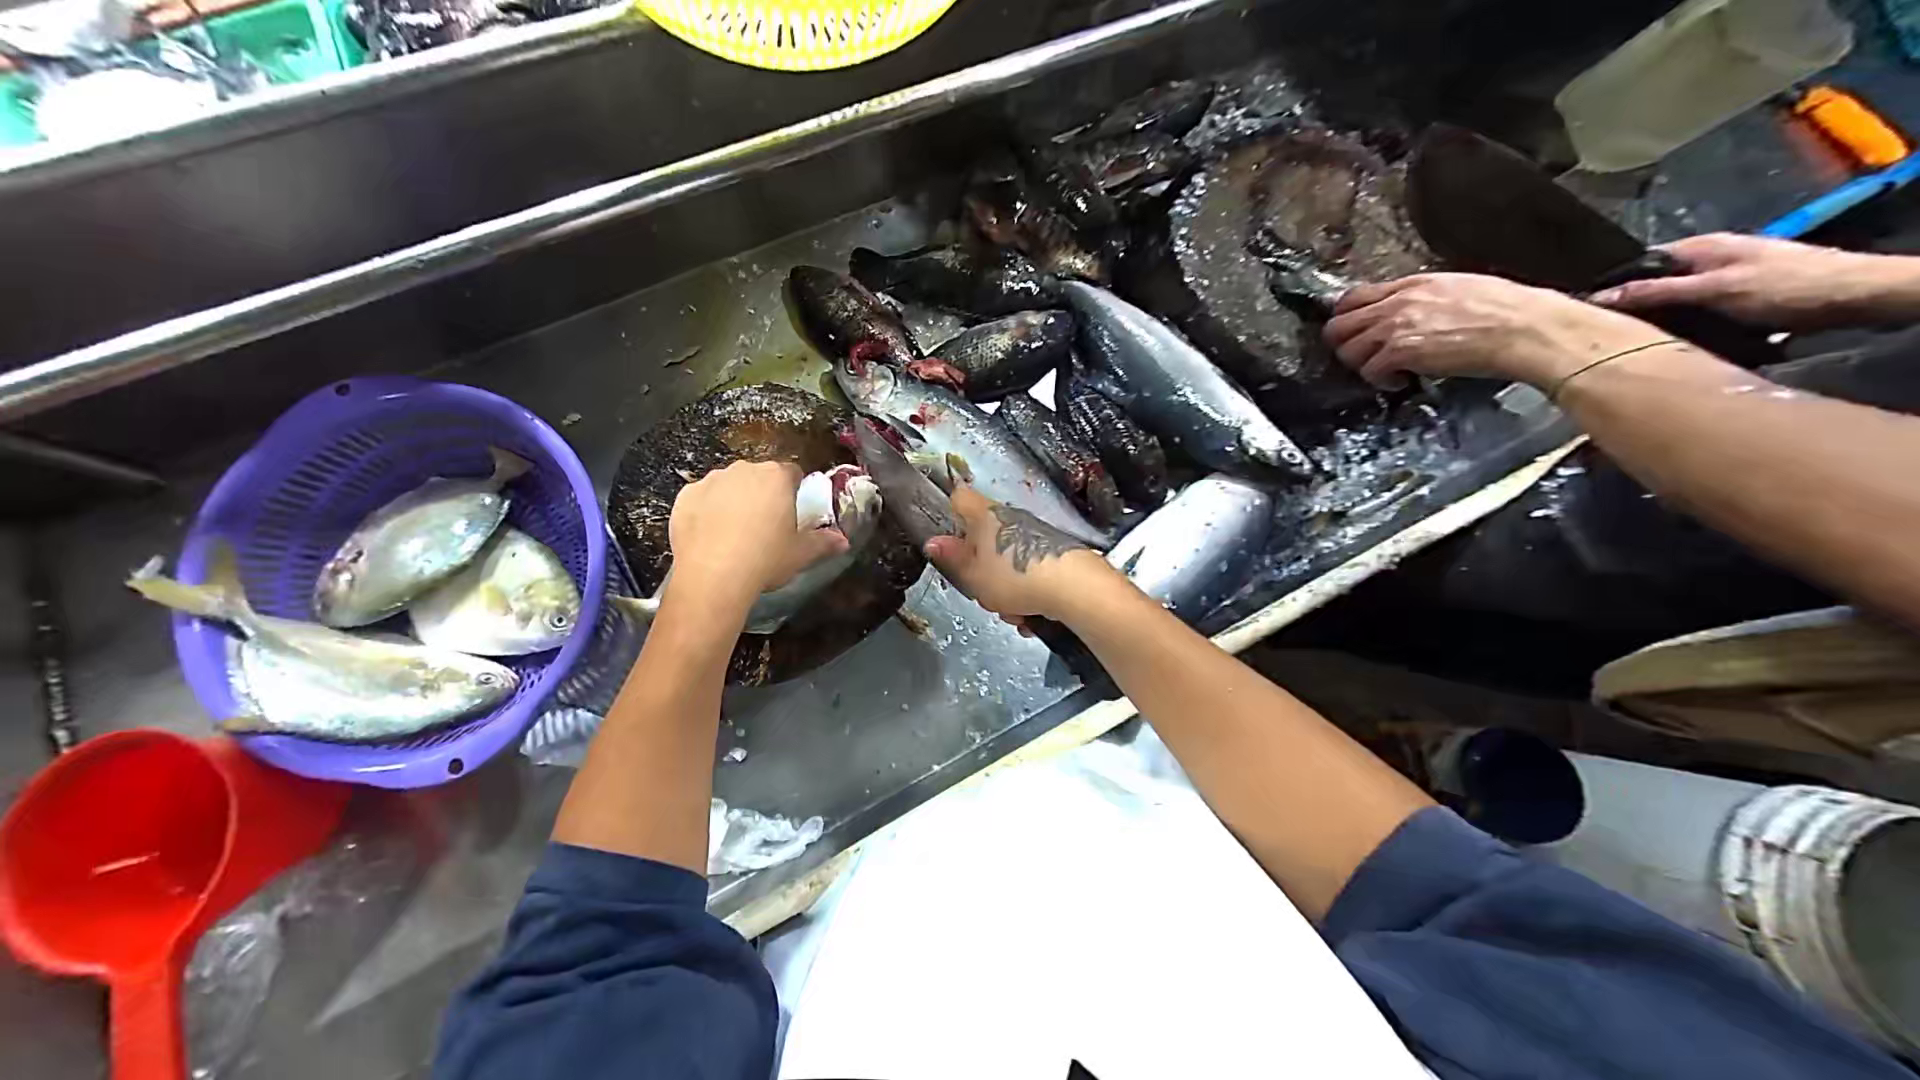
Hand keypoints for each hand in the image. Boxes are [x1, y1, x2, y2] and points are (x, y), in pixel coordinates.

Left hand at [668, 461, 847, 603]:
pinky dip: (706, 511)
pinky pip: (701, 498)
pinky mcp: (685, 496)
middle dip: (762, 494)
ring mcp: (711, 480)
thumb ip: (824, 543)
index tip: (791, 512)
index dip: (794, 491)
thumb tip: (843, 541)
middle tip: (765, 526)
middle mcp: (743, 470)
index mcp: (776, 477)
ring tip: (734, 533)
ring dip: (733, 500)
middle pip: (758, 477)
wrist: (713, 577)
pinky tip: (710, 536)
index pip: (792, 473)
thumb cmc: (765, 560)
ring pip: (728, 485)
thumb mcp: (801, 554)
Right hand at [922, 485, 1115, 624]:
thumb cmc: (1017, 576)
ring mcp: (1035, 536)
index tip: (947, 539)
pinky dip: (1027, 596)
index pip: (959, 498)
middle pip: (983, 539)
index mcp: (985, 515)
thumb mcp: (973, 574)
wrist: (1074, 588)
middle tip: (981, 590)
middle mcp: (1011, 518)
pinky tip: (1030, 615)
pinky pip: (1029, 575)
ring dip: (1004, 590)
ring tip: (1012, 611)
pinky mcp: (1054, 556)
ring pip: (1006, 563)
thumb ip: (952, 558)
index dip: (949, 513)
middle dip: (980, 569)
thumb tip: (934, 543)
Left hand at [1325, 273, 1670, 388]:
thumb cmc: (1507, 311)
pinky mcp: (1399, 352)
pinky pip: (1368, 371)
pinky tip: (1400, 381)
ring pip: (1347, 351)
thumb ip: (1422, 300)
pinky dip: (1380, 381)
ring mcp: (1395, 328)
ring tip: (1387, 369)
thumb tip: (1406, 315)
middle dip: (1345, 344)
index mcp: (1412, 285)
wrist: (1527, 328)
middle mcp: (1397, 303)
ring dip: (1362, 365)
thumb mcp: (1458, 290)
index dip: (1347, 319)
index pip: (1352, 297)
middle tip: (1365, 356)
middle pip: (1337, 326)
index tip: (1356, 333)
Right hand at [1589, 233, 1911, 329]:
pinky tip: (1669, 340)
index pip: (1637, 263)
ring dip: (1656, 316)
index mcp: (1699, 247)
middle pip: (1654, 282)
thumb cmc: (1785, 287)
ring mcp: (1725, 276)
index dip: (1610, 285)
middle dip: (1630, 304)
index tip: (1584, 312)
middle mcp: (1709, 257)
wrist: (1860, 296)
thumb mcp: (1713, 290)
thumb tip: (1596, 296)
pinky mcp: (1737, 295)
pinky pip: (1692, 308)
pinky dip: (1679, 322)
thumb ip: (1655, 292)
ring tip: (1629, 340)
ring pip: (1673, 297)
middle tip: (1603, 333)